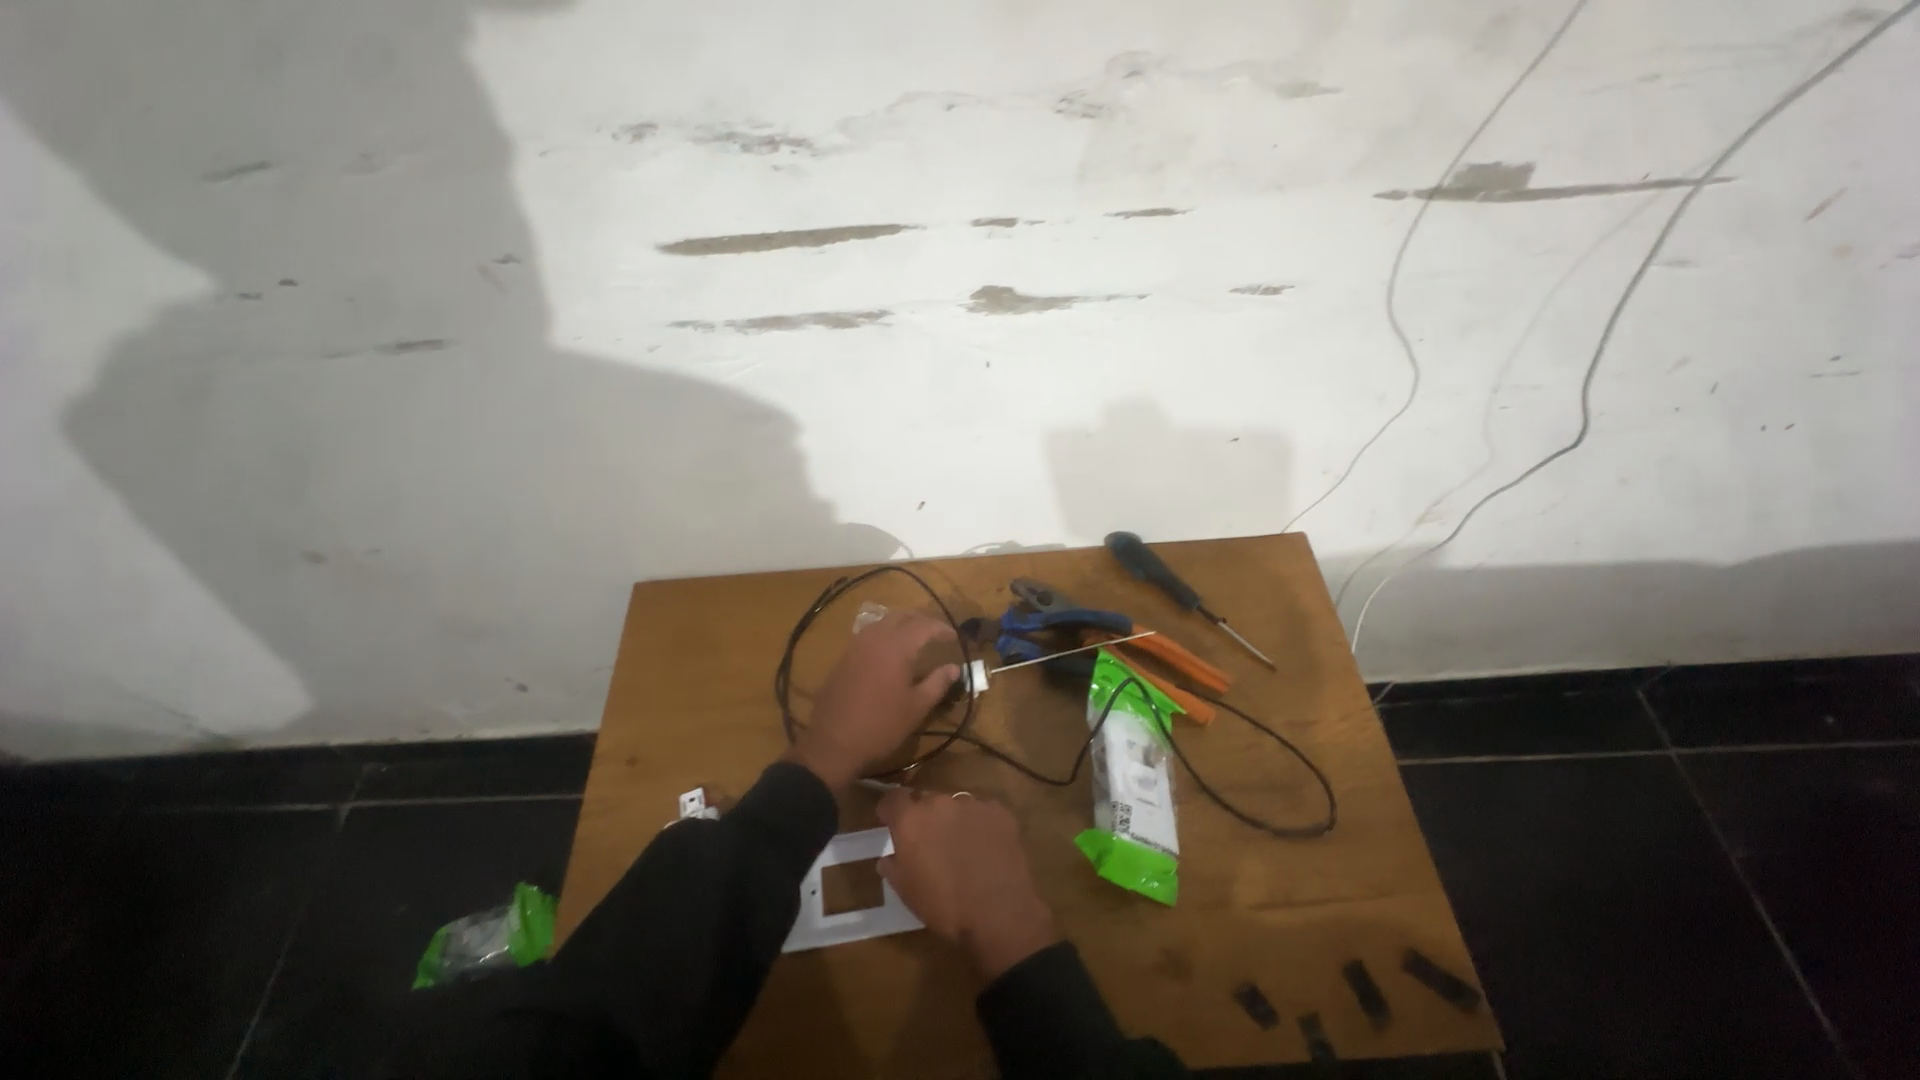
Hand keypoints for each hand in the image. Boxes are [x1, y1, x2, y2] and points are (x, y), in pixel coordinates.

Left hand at [785, 610, 959, 789]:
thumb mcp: (916, 707)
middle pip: (901, 616)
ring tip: (915, 640)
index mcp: (896, 647)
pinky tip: (890, 653)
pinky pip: (869, 635)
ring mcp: (856, 646)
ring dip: (901, 625)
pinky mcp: (843, 658)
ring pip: (882, 622)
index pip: (924, 626)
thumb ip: (938, 683)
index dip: (942, 629)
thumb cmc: (881, 725)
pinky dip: (885, 635)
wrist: (833, 742)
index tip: (955, 637)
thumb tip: (954, 668)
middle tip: (936, 634)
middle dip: (921, 620)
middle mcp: (875, 638)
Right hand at [877, 788, 1061, 980]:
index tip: (891, 823)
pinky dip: (980, 824)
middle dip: (925, 817)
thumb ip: (893, 867)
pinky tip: (987, 846)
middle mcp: (939, 802)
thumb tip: (889, 858)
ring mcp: (972, 803)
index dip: (891, 810)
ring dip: (954, 819)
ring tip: (963, 846)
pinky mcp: (999, 811)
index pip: (892, 798)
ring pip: (956, 805)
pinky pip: (983, 812)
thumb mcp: (906, 891)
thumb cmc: (944, 905)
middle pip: (926, 800)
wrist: (998, 911)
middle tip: (931, 842)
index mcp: (910, 819)